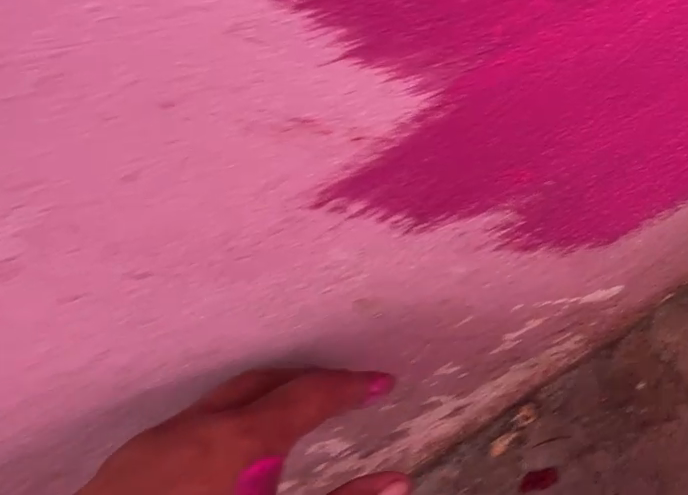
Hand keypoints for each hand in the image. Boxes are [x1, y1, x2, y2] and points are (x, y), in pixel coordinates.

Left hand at [77, 368, 407, 494]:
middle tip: (342, 389)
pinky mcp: (114, 471)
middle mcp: (195, 429)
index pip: (314, 392)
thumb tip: (400, 481)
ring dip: (261, 400)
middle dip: (308, 380)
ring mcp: (147, 448)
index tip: (383, 384)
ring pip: (219, 403)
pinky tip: (222, 454)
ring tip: (287, 417)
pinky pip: (183, 428)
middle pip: (265, 382)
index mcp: (240, 439)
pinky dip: (220, 424)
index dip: (354, 385)